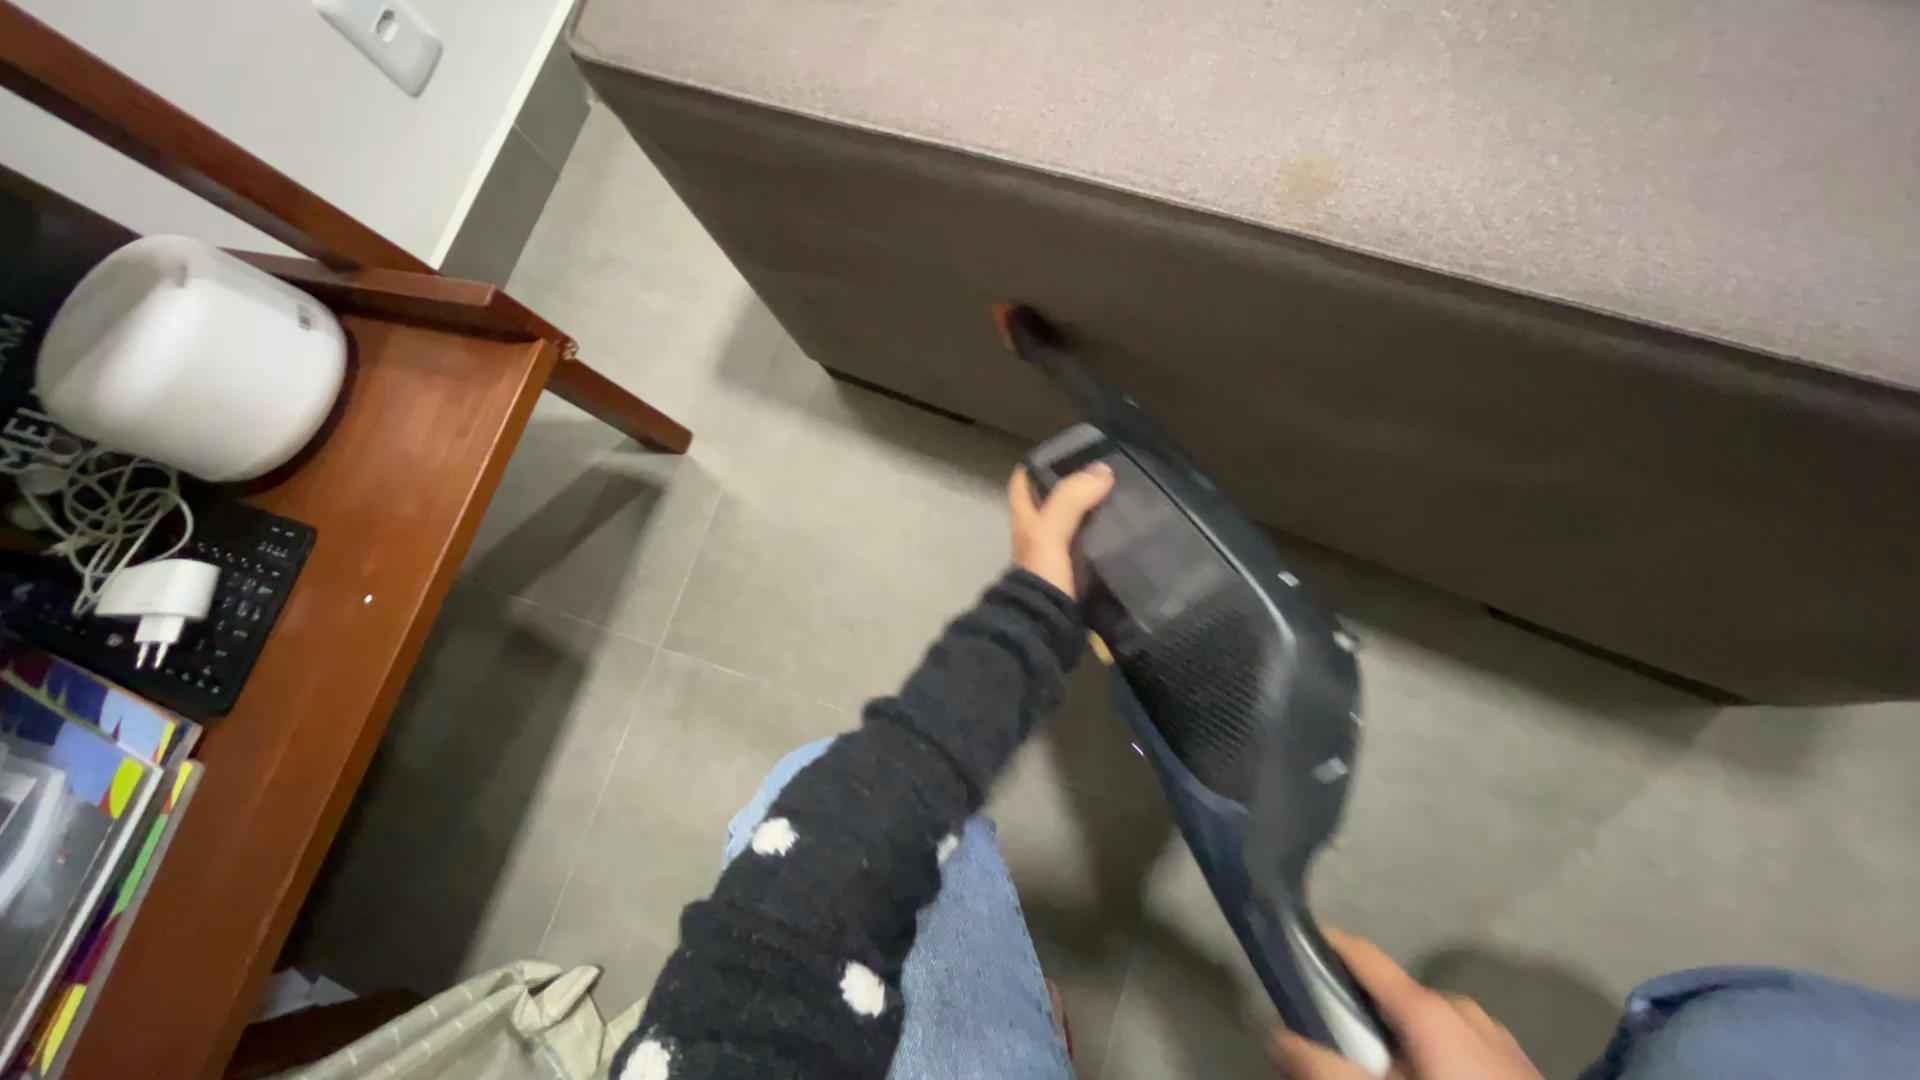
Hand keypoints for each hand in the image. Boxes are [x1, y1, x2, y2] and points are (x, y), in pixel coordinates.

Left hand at [1008, 463, 1113, 596]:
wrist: (1045, 630)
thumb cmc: (1041, 576)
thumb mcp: (1050, 533)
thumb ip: (1070, 501)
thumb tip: (1102, 470)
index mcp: (1025, 523)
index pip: (1023, 484)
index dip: (1036, 465)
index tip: (1065, 451)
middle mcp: (1037, 539)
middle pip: (1051, 505)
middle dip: (1074, 489)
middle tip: (1108, 474)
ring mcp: (1056, 561)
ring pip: (1074, 529)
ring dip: (1093, 517)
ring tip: (1126, 501)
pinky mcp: (1075, 580)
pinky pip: (1090, 554)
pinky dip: (1104, 544)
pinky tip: (1126, 538)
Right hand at [1270, 930, 1543, 1079]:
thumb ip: (1321, 1066)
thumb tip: (1272, 1034)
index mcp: (1428, 1007)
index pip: (1361, 952)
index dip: (1323, 945)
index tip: (1291, 952)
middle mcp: (1462, 1008)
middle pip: (1391, 995)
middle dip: (1358, 1014)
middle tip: (1334, 1046)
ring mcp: (1498, 1038)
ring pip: (1427, 1025)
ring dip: (1399, 1042)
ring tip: (1383, 1074)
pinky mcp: (1522, 1069)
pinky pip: (1460, 1048)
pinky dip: (1435, 1060)